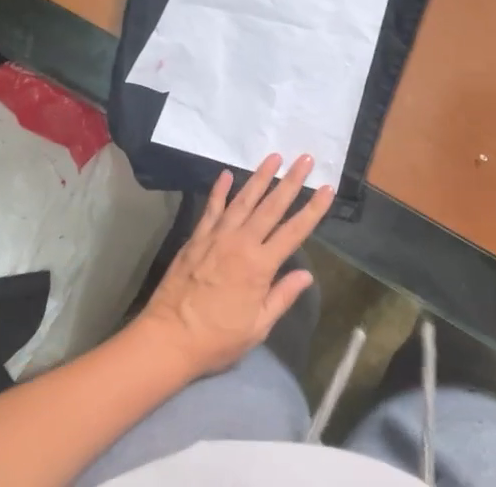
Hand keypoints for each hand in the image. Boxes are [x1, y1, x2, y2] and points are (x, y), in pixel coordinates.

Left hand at [133, 153, 333, 377]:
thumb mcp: (258, 327)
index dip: (312, 210)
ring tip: (274, 157)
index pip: (294, 231)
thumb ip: (282, 297)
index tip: (327, 188)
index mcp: (260, 266)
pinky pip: (211, 208)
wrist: (168, 338)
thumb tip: (306, 275)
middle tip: (305, 158)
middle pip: (271, 206)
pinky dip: (219, 190)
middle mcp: (241, 243)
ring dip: (260, 177)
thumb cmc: (217, 338)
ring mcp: (217, 237)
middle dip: (291, 181)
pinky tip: (226, 174)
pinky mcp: (196, 238)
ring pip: (244, 200)